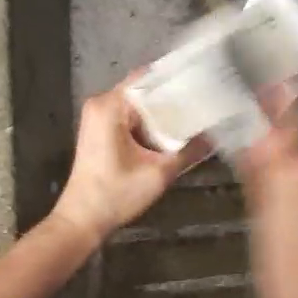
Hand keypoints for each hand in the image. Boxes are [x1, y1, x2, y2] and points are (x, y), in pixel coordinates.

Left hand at [50, 76, 205, 244]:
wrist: (83, 219)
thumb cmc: (116, 194)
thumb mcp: (159, 173)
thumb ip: (189, 152)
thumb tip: (214, 137)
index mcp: (110, 106)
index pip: (148, 78)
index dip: (176, 80)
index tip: (202, 84)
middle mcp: (101, 104)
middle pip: (144, 91)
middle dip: (172, 99)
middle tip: (204, 104)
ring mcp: (98, 117)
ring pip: (139, 106)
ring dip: (162, 114)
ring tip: (195, 117)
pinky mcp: (100, 131)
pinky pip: (131, 118)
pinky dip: (149, 125)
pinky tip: (173, 133)